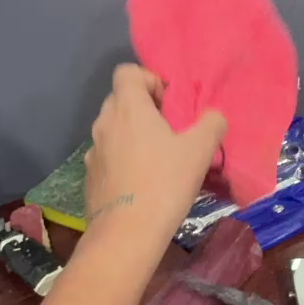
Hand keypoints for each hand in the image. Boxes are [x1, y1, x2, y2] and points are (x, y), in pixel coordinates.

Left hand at [84, 64, 226, 242]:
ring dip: (133, 135)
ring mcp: (93, 150)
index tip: (169, 104)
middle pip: (120, 99)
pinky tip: (141, 183)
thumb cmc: (164, 183)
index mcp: (128, 107)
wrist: (126, 233)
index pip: (127, 71)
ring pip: (114, 129)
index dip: (149, 79)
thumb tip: (213, 116)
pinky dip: (122, 160)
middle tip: (169, 131)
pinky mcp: (90, 176)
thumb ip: (211, 124)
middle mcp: (104, 122)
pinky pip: (108, 155)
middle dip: (144, 109)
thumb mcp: (200, 151)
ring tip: (157, 159)